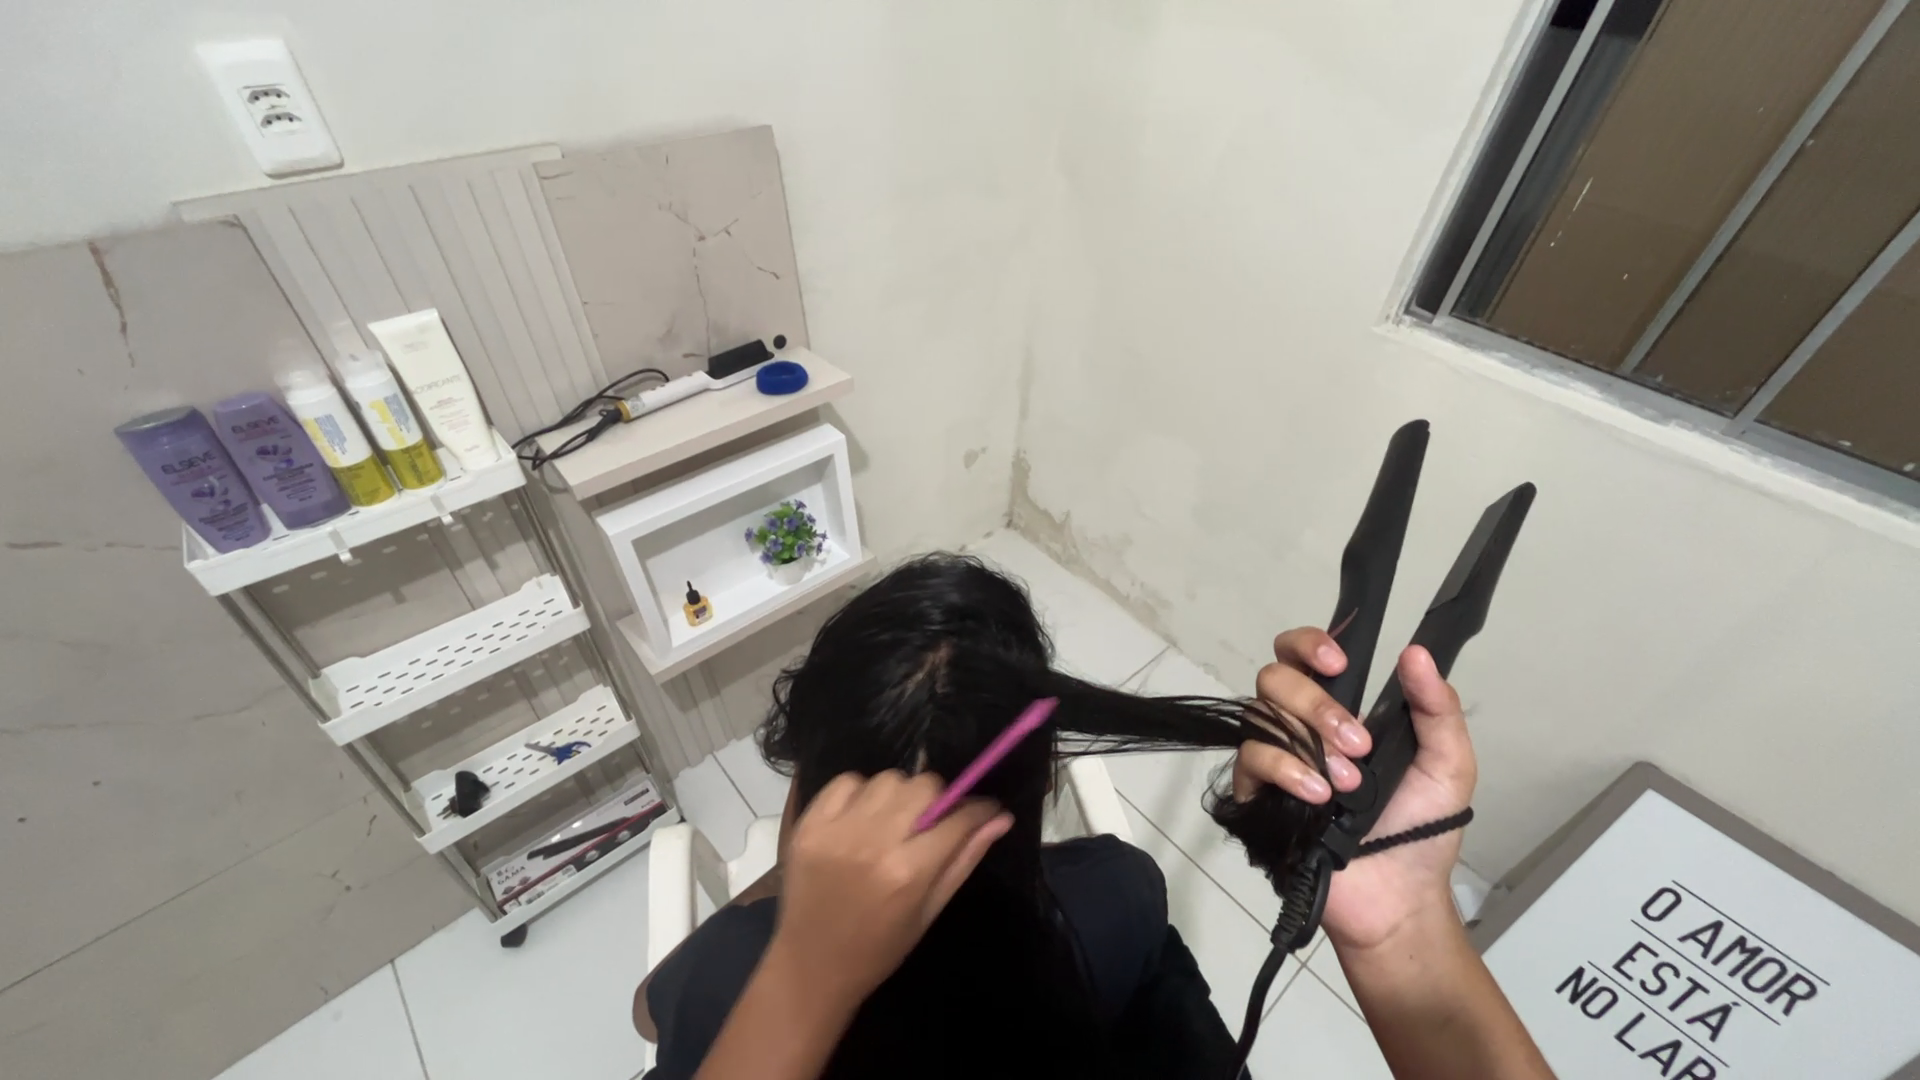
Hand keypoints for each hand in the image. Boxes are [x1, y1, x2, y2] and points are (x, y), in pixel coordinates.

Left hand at [770, 770, 1013, 1006]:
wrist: (811, 966)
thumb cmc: (880, 947)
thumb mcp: (930, 910)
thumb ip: (965, 858)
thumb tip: (1002, 817)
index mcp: (908, 872)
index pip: (957, 818)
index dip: (977, 809)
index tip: (984, 809)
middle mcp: (874, 842)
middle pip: (922, 785)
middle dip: (936, 799)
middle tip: (928, 822)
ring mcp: (837, 830)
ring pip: (887, 779)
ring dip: (898, 795)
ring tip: (891, 823)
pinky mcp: (810, 824)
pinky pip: (845, 781)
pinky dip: (859, 792)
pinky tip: (859, 819)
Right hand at [1232, 628, 1475, 952]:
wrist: (1397, 898)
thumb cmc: (1421, 829)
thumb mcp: (1448, 766)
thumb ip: (1437, 709)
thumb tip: (1416, 652)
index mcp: (1337, 707)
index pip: (1300, 653)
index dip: (1307, 644)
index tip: (1338, 662)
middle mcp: (1297, 723)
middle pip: (1275, 677)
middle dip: (1316, 704)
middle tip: (1359, 744)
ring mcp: (1272, 755)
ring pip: (1260, 713)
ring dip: (1308, 740)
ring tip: (1349, 783)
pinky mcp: (1255, 791)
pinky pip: (1251, 758)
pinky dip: (1286, 770)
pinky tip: (1317, 796)